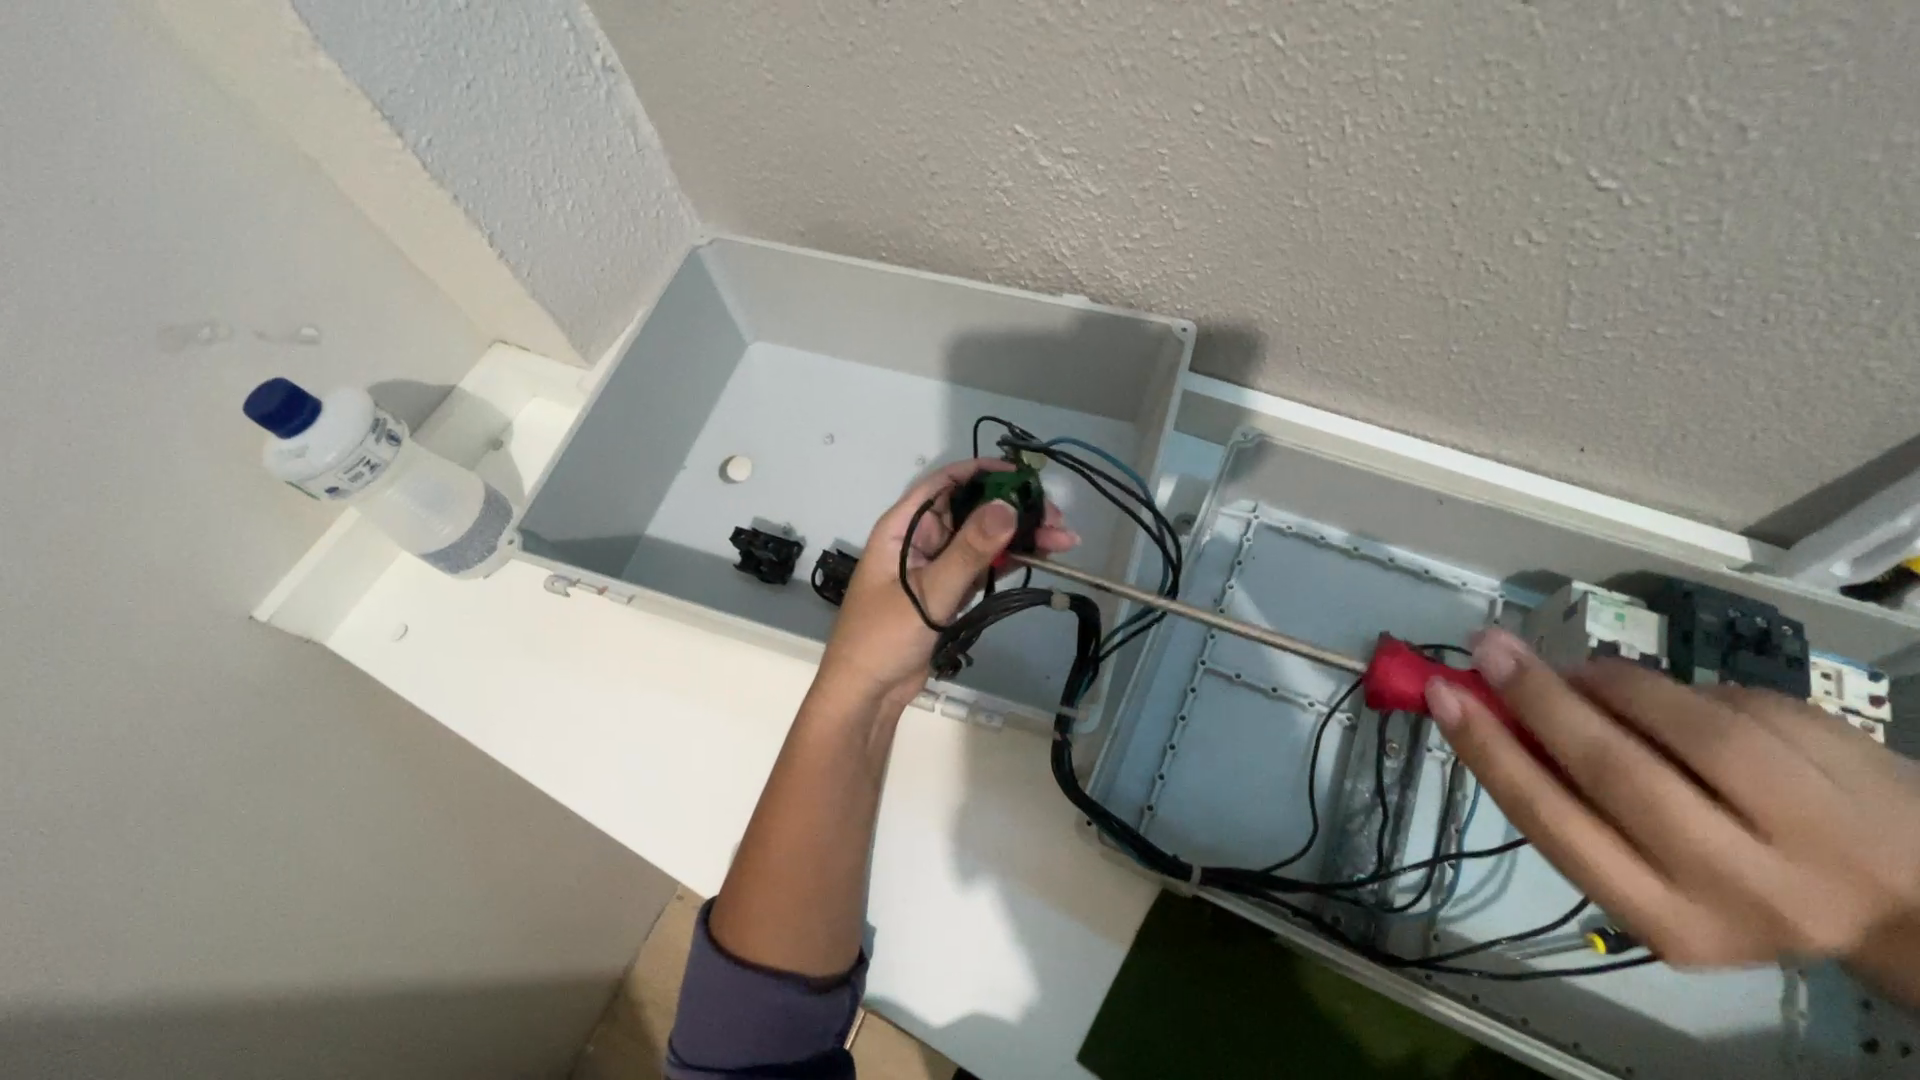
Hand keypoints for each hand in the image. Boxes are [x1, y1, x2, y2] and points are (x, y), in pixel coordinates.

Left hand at [817, 458, 1077, 703]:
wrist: (867, 693)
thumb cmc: (883, 638)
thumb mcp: (929, 593)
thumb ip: (969, 551)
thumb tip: (1008, 507)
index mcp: (902, 527)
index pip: (944, 484)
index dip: (983, 473)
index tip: (1024, 476)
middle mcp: (920, 539)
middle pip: (971, 510)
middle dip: (1013, 509)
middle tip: (1057, 518)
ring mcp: (935, 565)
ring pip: (982, 539)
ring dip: (1019, 537)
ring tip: (1063, 539)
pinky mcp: (948, 590)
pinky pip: (982, 565)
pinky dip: (1009, 561)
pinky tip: (1041, 556)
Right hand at [1426, 628, 1919, 1003]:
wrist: (1903, 900)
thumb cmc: (1734, 879)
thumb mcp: (1649, 869)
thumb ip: (1577, 801)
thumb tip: (1496, 710)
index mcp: (1671, 921)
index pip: (1557, 825)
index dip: (1490, 752)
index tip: (1442, 694)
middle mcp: (1745, 890)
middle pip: (1617, 771)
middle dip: (1540, 698)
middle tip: (1490, 648)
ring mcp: (1816, 833)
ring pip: (1690, 727)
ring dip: (1616, 684)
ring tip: (1586, 674)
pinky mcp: (1858, 774)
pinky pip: (1744, 706)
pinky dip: (1688, 691)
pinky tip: (1677, 701)